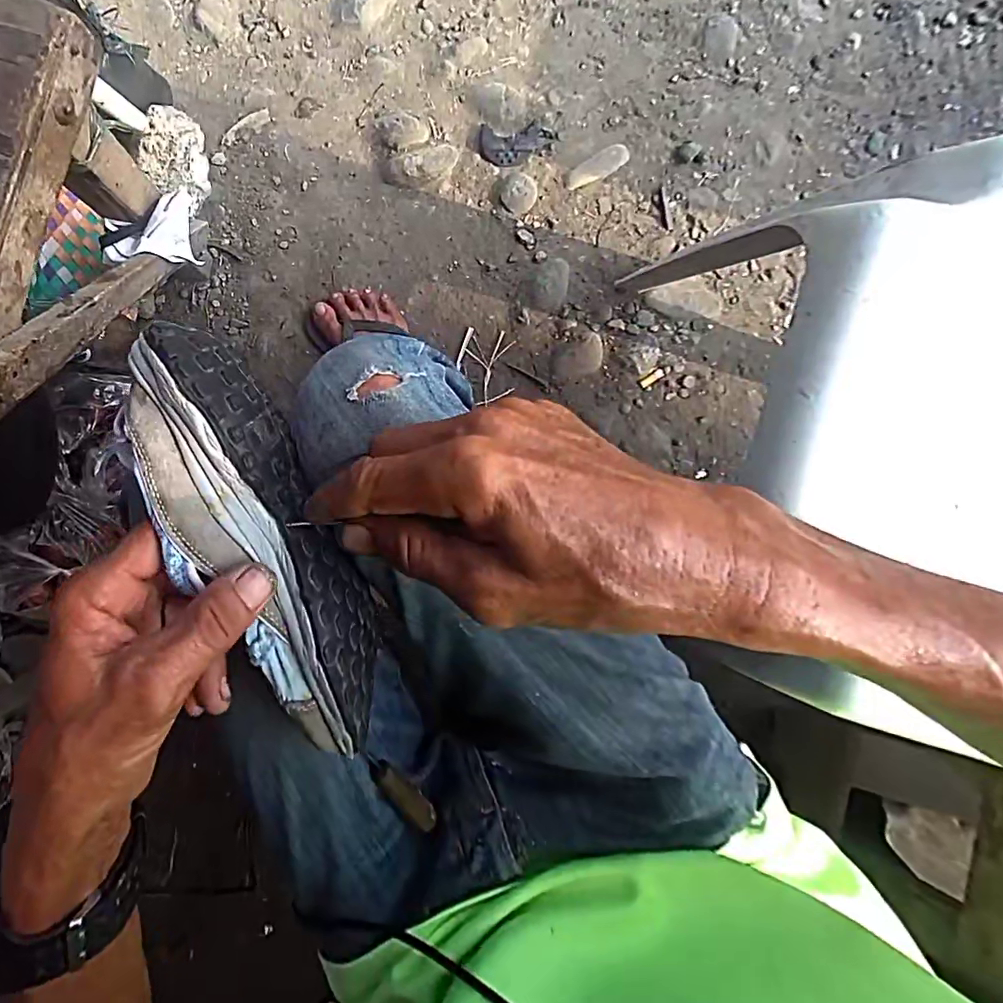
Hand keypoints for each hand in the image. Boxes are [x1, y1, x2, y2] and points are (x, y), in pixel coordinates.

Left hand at [2, 523, 271, 932]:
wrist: (71, 816)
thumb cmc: (86, 755)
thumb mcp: (155, 684)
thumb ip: (208, 627)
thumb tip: (253, 580)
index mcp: (93, 596)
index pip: (154, 540)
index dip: (201, 541)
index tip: (246, 551)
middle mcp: (108, 605)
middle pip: (178, 576)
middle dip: (212, 612)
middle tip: (236, 635)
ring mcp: (125, 631)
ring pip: (188, 611)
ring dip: (210, 648)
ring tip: (210, 688)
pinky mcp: (141, 655)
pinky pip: (185, 639)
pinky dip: (202, 665)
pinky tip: (202, 697)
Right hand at [304, 397, 773, 637]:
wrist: (686, 544)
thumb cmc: (592, 581)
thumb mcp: (491, 591)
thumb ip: (415, 554)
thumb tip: (361, 535)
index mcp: (467, 472)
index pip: (372, 479)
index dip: (335, 500)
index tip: (316, 516)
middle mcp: (481, 425)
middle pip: (389, 445)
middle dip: (368, 485)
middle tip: (369, 529)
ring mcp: (510, 411)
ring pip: (424, 433)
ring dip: (406, 472)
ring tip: (423, 517)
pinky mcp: (534, 411)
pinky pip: (464, 430)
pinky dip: (445, 459)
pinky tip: (468, 495)